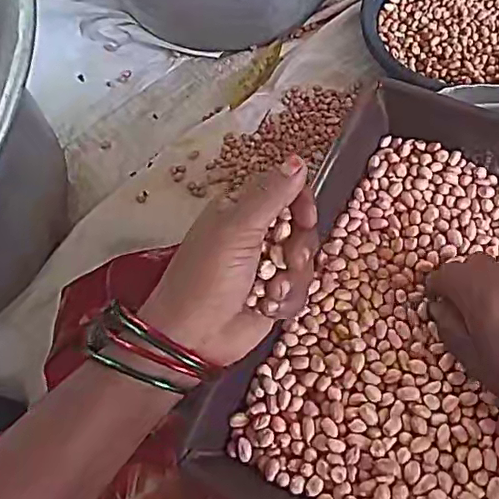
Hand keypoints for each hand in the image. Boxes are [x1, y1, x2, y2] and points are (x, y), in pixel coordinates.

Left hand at [139, 156, 319, 368]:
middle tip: (284, 259)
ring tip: (268, 290)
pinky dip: (287, 300)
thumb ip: (271, 195)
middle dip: (298, 247)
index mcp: (240, 210)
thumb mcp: (237, 229)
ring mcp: (266, 266)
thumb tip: (298, 161)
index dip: (301, 203)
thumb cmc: (205, 278)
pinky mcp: (274, 296)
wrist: (193, 338)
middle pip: (302, 227)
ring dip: (291, 278)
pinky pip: (302, 290)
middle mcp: (256, 235)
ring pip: (306, 261)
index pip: (285, 191)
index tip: (305, 217)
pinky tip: (266, 306)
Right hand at [424, 254, 498, 435]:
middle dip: (460, 279)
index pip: (448, 273)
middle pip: (472, 264)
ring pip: (497, 268)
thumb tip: (439, 307)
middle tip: (456, 303)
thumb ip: (448, 325)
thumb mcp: (471, 358)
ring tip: (484, 310)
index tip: (434, 299)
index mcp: (482, 296)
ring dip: (484, 282)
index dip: (436, 285)